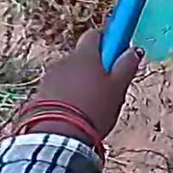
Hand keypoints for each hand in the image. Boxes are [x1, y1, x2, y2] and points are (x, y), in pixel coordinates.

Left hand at [26, 30, 143, 139]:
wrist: (58, 136)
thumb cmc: (93, 110)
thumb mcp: (117, 88)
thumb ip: (126, 66)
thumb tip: (134, 50)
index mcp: (84, 55)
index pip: (96, 35)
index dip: (108, 42)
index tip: (117, 54)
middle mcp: (64, 60)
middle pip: (82, 57)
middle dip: (94, 67)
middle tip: (107, 89)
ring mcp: (49, 77)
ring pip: (69, 74)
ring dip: (79, 84)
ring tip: (90, 107)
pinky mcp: (39, 94)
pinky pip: (57, 89)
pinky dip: (65, 96)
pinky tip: (74, 114)